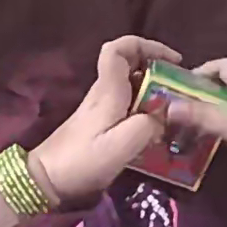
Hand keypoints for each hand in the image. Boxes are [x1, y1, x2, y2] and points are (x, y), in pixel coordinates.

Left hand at [30, 36, 179, 206]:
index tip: (172, 60)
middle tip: (181, 86)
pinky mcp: (100, 121)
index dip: (147, 45)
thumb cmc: (82, 161)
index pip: (119, 48)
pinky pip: (129, 103)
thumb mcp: (120, 147)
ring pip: (132, 83)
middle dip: (158, 67)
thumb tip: (165, 116)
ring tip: (177, 107)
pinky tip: (159, 126)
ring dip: (155, 88)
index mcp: (108, 91)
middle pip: (130, 62)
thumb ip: (148, 127)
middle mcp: (104, 92)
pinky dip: (147, 106)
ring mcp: (101, 106)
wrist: (45, 181)